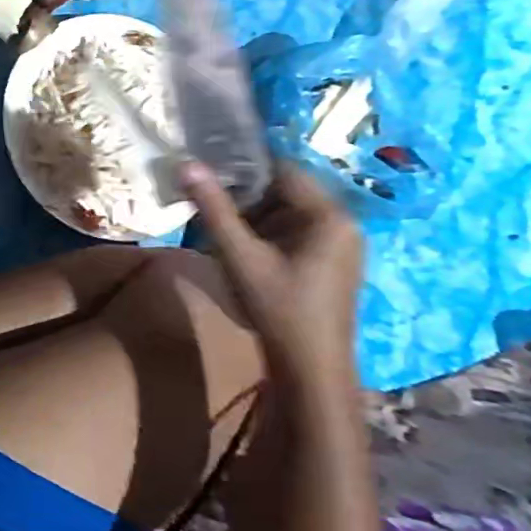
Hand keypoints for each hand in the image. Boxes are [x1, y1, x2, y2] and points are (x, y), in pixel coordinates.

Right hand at [180, 162, 364, 383]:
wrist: (311, 366)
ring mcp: (342, 243)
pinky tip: (244, 247)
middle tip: (209, 200)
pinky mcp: (333, 261)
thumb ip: (214, 208)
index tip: (209, 168)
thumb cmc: (277, 307)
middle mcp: (343, 223)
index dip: (245, 166)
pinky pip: (297, 230)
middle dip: (247, 193)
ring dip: (255, 214)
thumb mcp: (239, 255)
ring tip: (221, 226)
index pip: (284, 168)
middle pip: (287, 189)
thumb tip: (187, 164)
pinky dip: (268, 231)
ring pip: (289, 210)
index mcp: (329, 216)